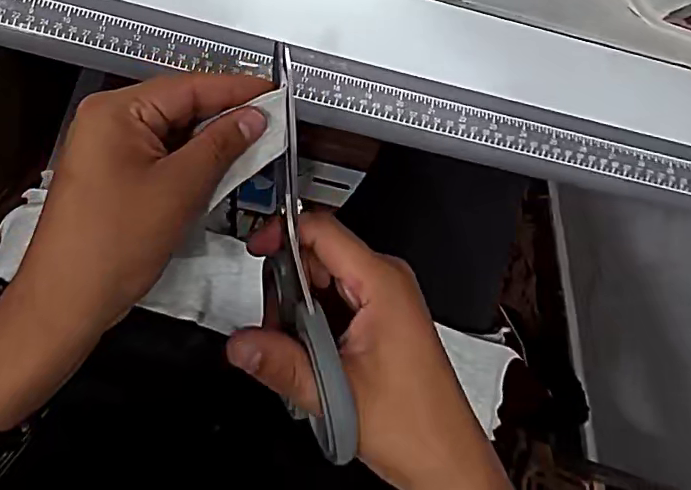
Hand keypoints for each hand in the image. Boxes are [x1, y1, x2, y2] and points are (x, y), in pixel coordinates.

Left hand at [0, 73, 270, 430]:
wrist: (62, 306)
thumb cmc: (104, 250)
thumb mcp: (179, 189)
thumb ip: (221, 146)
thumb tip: (250, 119)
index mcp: (114, 111)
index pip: (189, 86)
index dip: (236, 90)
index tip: (269, 92)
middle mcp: (107, 121)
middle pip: (181, 106)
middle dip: (226, 118)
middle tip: (269, 122)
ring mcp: (108, 147)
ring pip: (174, 132)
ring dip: (211, 142)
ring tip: (251, 147)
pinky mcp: (114, 172)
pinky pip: (162, 154)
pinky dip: (192, 162)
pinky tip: (219, 170)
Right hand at [228, 212, 510, 489]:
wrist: (448, 462)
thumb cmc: (417, 427)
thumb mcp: (336, 394)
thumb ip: (281, 363)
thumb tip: (242, 343)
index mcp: (381, 281)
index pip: (321, 229)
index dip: (282, 231)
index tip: (257, 248)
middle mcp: (386, 278)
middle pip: (319, 252)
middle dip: (288, 282)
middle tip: (274, 322)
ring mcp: (386, 294)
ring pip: (325, 275)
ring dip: (300, 304)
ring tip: (297, 346)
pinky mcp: (381, 311)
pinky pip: (336, 293)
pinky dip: (315, 315)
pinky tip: (314, 351)